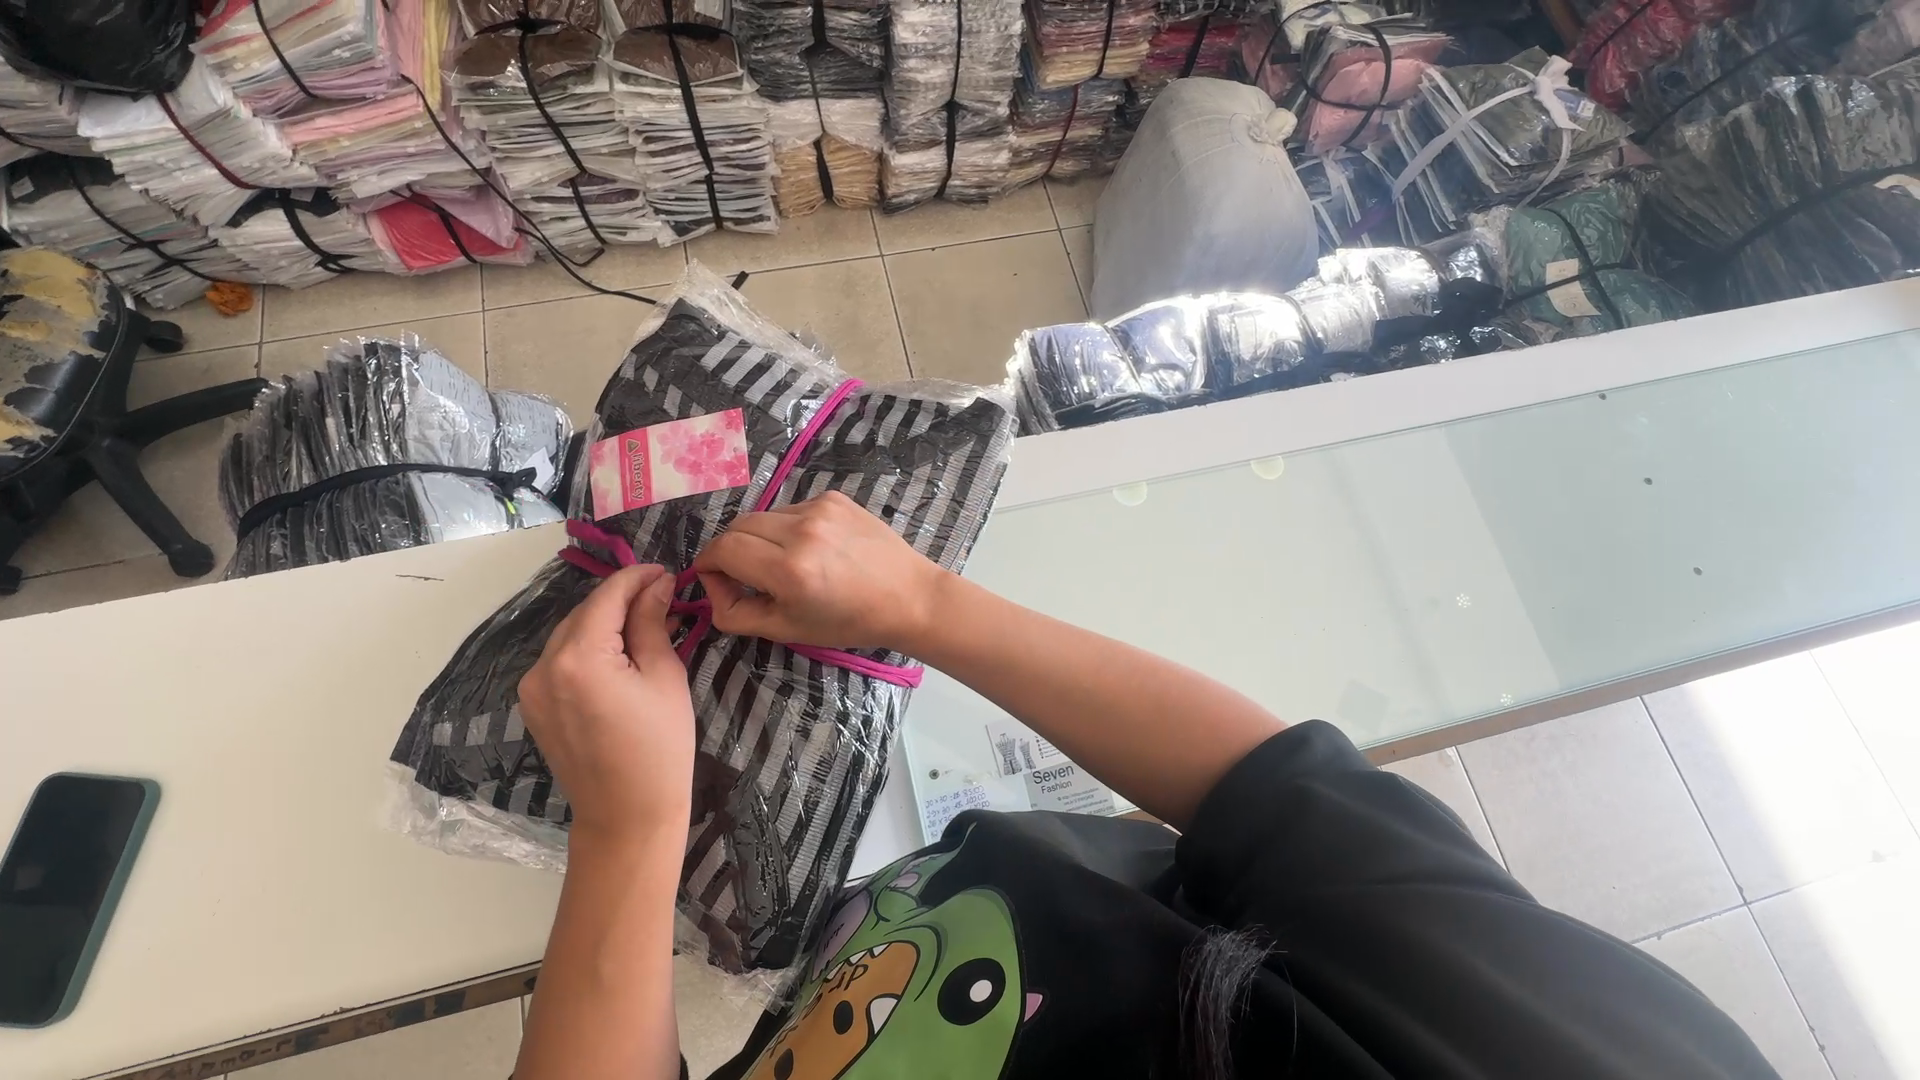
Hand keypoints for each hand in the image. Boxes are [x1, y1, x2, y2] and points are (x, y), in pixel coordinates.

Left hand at [517, 564, 694, 838]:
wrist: (627, 815)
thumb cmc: (660, 747)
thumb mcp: (665, 677)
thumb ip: (652, 623)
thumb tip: (656, 584)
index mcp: (578, 659)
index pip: (606, 597)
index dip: (637, 577)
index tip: (666, 570)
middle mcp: (543, 667)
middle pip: (584, 613)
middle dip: (622, 599)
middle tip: (664, 596)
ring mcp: (532, 689)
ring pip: (571, 635)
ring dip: (606, 622)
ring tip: (646, 623)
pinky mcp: (535, 707)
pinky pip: (562, 661)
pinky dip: (590, 648)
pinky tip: (620, 653)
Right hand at [691, 491, 949, 652]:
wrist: (908, 597)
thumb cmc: (848, 622)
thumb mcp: (786, 630)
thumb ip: (734, 612)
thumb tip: (710, 586)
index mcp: (789, 570)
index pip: (722, 549)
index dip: (708, 565)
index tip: (717, 580)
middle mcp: (801, 531)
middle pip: (736, 527)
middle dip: (730, 551)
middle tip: (746, 576)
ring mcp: (820, 508)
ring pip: (763, 516)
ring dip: (760, 538)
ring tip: (785, 564)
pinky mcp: (834, 497)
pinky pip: (791, 509)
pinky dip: (788, 528)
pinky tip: (812, 549)